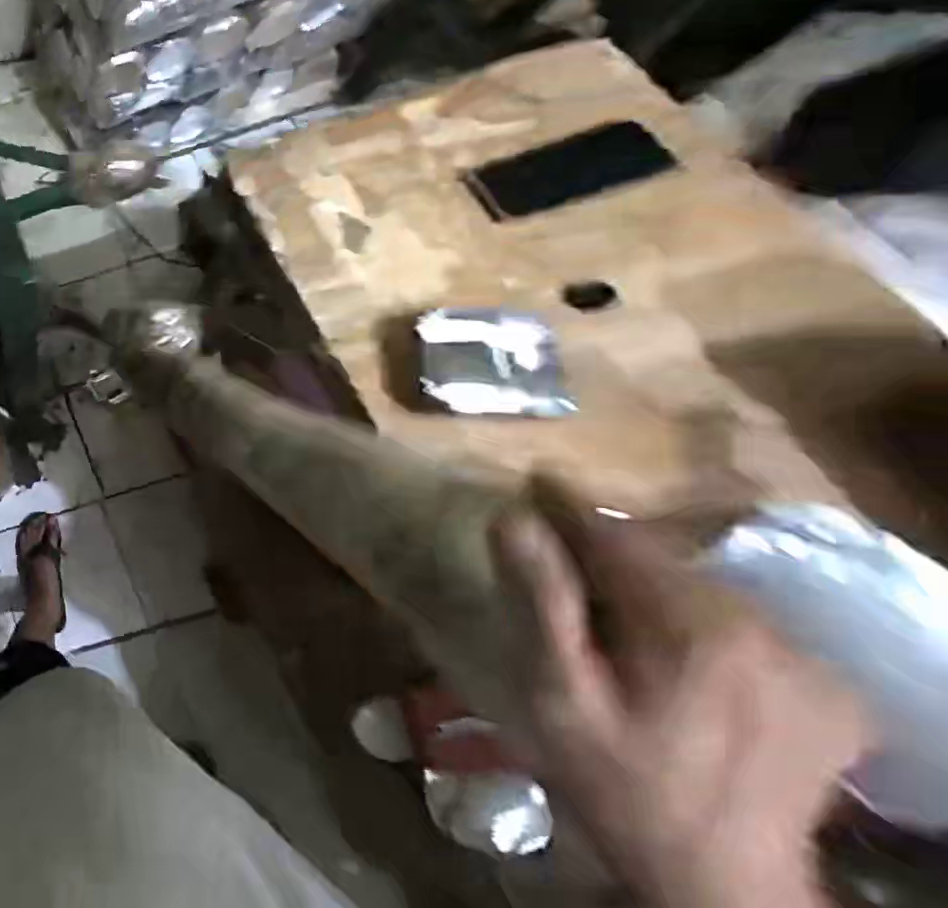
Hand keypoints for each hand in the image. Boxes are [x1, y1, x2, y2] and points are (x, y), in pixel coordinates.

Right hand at [494, 477, 868, 907]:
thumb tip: (513, 520)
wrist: (715, 876)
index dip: (572, 508)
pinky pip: (742, 625)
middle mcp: (765, 634)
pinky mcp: (831, 690)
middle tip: (556, 555)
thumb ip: (539, 602)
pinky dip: (695, 619)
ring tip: (608, 610)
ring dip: (651, 585)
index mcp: (692, 631)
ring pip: (704, 590)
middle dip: (608, 551)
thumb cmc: (611, 777)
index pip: (620, 540)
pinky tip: (668, 652)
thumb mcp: (554, 692)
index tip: (537, 477)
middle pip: (665, 563)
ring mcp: (811, 664)